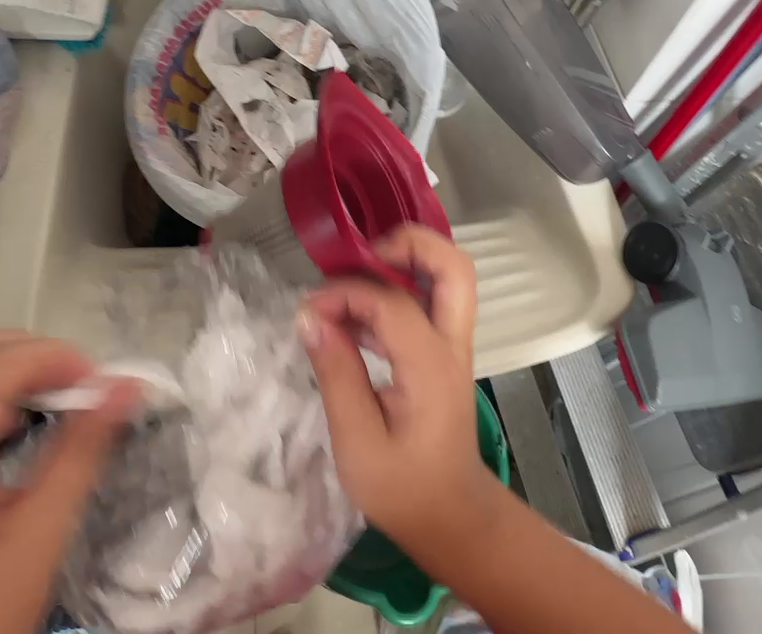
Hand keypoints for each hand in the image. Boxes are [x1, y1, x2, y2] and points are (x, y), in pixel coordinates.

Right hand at [297, 226, 499, 549]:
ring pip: (447, 277)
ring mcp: (453, 345)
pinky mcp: (443, 352)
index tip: (308, 313)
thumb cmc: (402, 487)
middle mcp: (452, 343)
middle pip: (452, 265)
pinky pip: (429, 301)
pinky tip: (356, 317)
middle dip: (408, 245)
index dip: (345, 295)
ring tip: (350, 282)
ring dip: (403, 263)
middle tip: (359, 258)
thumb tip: (310, 317)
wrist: (449, 515)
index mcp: (431, 366)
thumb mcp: (357, 441)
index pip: (391, 303)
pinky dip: (397, 291)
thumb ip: (337, 373)